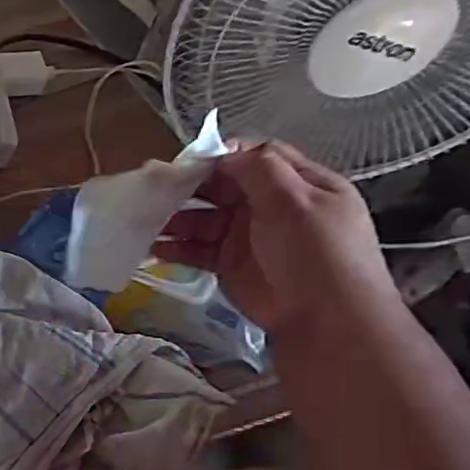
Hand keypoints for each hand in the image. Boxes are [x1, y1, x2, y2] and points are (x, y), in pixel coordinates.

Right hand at [154, 141, 399, 333]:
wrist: (324, 317)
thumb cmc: (316, 253)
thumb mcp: (297, 202)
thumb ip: (261, 171)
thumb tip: (226, 153)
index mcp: (296, 184)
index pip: (256, 157)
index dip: (222, 156)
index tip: (188, 162)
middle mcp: (270, 206)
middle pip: (223, 186)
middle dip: (189, 186)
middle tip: (155, 189)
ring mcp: (247, 236)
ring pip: (203, 218)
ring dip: (175, 218)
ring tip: (146, 221)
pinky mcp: (228, 264)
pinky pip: (195, 249)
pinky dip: (174, 247)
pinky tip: (153, 248)